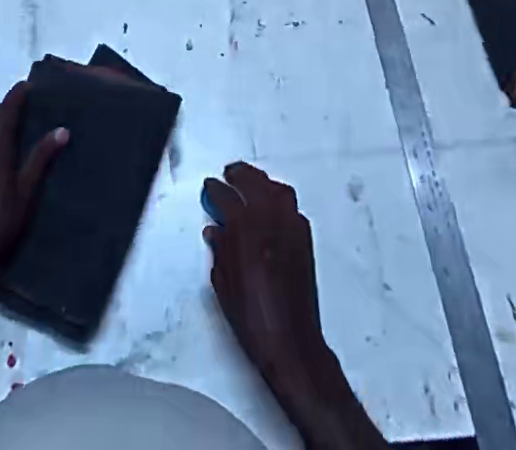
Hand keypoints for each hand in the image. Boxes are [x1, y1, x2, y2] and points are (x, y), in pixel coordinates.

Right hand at [203, 163, 328, 386]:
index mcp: (244, 227)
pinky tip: (271, 206)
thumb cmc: (254, 316)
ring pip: (277, 190)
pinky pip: (292, 208)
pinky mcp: (305, 241)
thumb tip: (216, 232)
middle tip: (229, 174)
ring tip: (250, 182)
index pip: (225, 195)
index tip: (210, 186)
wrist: (289, 340)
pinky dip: (279, 201)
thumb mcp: (222, 280)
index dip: (214, 189)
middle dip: (239, 174)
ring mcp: (291, 229)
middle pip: (255, 182)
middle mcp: (270, 222)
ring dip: (262, 182)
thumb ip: (219, 248)